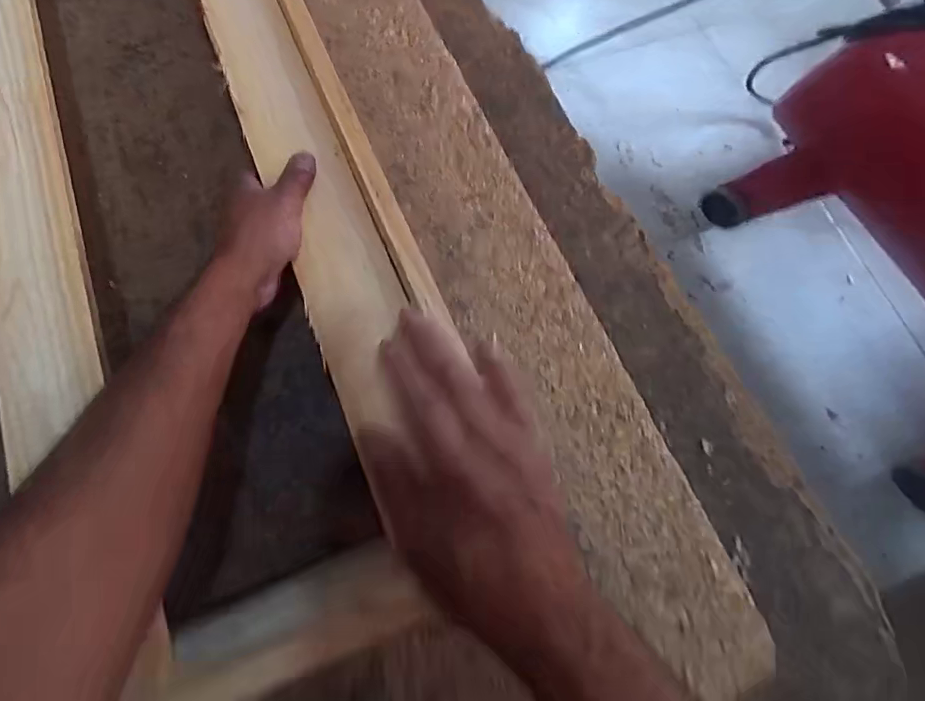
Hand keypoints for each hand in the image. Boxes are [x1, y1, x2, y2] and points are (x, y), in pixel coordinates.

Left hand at [211, 152, 314, 308]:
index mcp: (241, 188)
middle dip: (283, 193)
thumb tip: (304, 154)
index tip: (296, 166)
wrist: (246, 279)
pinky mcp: (252, 253)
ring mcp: (243, 232)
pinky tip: (304, 239)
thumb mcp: (285, 200)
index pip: (256, 170)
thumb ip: (295, 178)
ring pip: (269, 218)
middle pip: (264, 194)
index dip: (274, 167)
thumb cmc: (263, 233)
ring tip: (314, 212)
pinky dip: (285, 239)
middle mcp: (238, 207)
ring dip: (285, 218)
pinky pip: (272, 240)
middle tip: (312, 188)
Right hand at [362, 311, 681, 700]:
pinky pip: (519, 401)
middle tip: (408, 314)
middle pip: (454, 385)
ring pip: (484, 385)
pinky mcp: (537, 452)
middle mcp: (489, 448)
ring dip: (458, 351)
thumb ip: (399, 485)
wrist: (550, 609)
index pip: (425, 407)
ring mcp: (517, 446)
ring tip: (438, 322)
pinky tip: (490, 349)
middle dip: (429, 347)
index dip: (404, 372)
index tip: (386, 343)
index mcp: (457, 471)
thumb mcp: (423, 547)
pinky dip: (504, 372)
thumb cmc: (476, 582)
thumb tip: (374, 432)